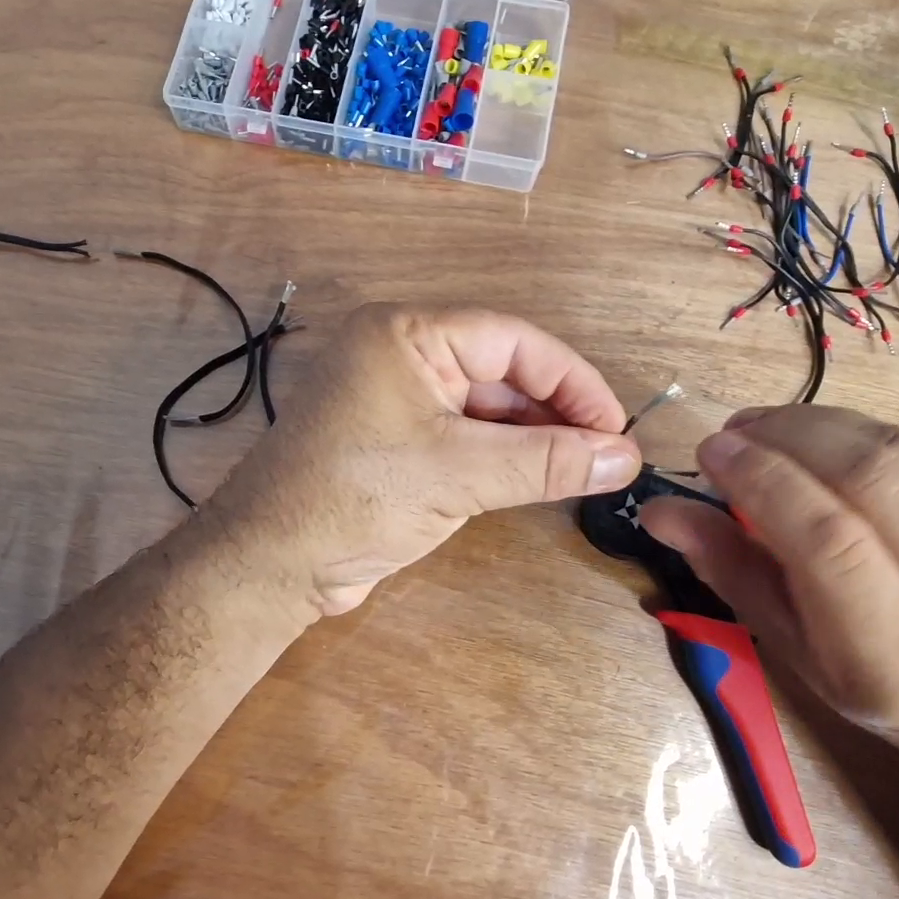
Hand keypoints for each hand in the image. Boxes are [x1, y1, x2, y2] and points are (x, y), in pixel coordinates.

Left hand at [204, 304, 641, 616]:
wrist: (272, 563)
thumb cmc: (356, 498)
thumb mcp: (457, 474)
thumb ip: (545, 461)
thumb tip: (625, 457)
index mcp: (406, 335)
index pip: (512, 340)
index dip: (572, 381)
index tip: (616, 429)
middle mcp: (400, 355)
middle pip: (501, 371)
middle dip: (555, 413)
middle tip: (607, 457)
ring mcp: (396, 400)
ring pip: (485, 408)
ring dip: (533, 438)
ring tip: (585, 472)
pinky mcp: (396, 442)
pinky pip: (463, 437)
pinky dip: (502, 457)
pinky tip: (539, 479)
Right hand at [637, 404, 898, 743]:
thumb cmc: (865, 679)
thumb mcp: (784, 640)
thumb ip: (726, 568)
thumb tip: (659, 510)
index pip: (830, 541)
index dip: (764, 482)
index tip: (712, 452)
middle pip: (871, 479)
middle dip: (788, 438)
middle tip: (734, 431)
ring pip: (898, 449)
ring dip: (818, 424)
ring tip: (765, 427)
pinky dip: (856, 432)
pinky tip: (819, 441)